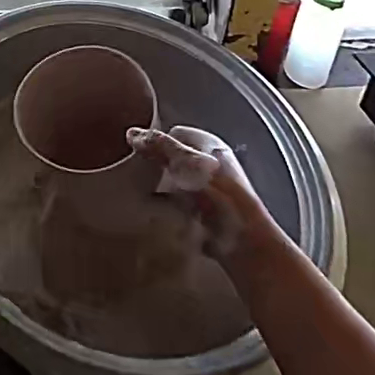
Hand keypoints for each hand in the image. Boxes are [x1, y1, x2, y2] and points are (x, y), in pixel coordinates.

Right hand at [126, 125, 272, 260]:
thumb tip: (131, 132)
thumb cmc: (216, 193)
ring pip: (177, 186)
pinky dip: (169, 214)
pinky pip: (181, 210)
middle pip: (175, 160)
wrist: (243, 242)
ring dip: (162, 194)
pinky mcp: (208, 218)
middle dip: (156, 170)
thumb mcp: (185, 164)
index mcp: (208, 144)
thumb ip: (159, 147)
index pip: (174, 134)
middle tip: (135, 180)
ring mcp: (210, 192)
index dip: (155, 144)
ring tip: (140, 202)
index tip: (137, 157)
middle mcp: (210, 164)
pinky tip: (156, 221)